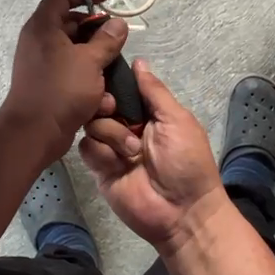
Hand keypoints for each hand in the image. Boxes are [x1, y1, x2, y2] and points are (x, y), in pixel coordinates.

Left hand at [0, 0, 127, 162]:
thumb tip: (117, 23)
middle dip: (95, 31)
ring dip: (95, 59)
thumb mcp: (90, 61)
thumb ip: (106, 40)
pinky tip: (103, 95)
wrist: (34, 132)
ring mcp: (41, 64)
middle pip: (69, 24)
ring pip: (74, 51)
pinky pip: (70, 73)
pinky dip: (86, 79)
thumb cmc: (61, 89)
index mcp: (43, 26)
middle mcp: (39, 41)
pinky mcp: (47, 84)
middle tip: (115, 39)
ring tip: (112, 69)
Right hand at [78, 61, 224, 253]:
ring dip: (110, 133)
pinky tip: (118, 164)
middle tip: (115, 111)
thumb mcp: (177, 120)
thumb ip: (154, 91)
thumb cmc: (187, 162)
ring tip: (130, 151)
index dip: (112, 82)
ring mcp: (111, 148)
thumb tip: (138, 61)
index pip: (121, 88)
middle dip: (105, 104)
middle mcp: (126, 127)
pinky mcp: (99, 168)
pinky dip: (101, 152)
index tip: (109, 81)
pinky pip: (87, 148)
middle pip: (100, 103)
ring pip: (91, 124)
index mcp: (147, 113)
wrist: (182, 212)